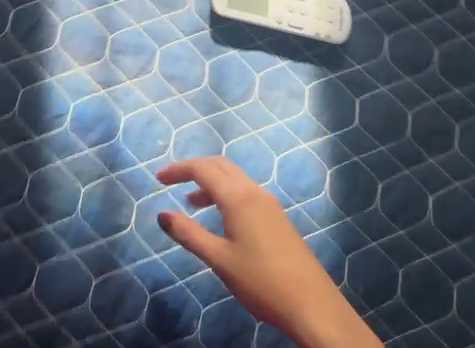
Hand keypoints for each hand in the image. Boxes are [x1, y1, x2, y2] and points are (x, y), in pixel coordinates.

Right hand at [156, 158, 380, 347]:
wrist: (315, 309)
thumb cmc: (262, 282)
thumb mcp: (219, 260)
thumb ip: (189, 234)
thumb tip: (162, 214)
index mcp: (238, 197)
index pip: (202, 168)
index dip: (178, 169)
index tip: (158, 178)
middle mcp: (255, 192)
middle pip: (220, 165)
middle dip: (194, 169)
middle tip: (173, 183)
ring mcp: (271, 205)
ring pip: (235, 178)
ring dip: (211, 182)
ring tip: (193, 203)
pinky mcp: (279, 220)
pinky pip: (247, 192)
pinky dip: (227, 194)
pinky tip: (222, 220)